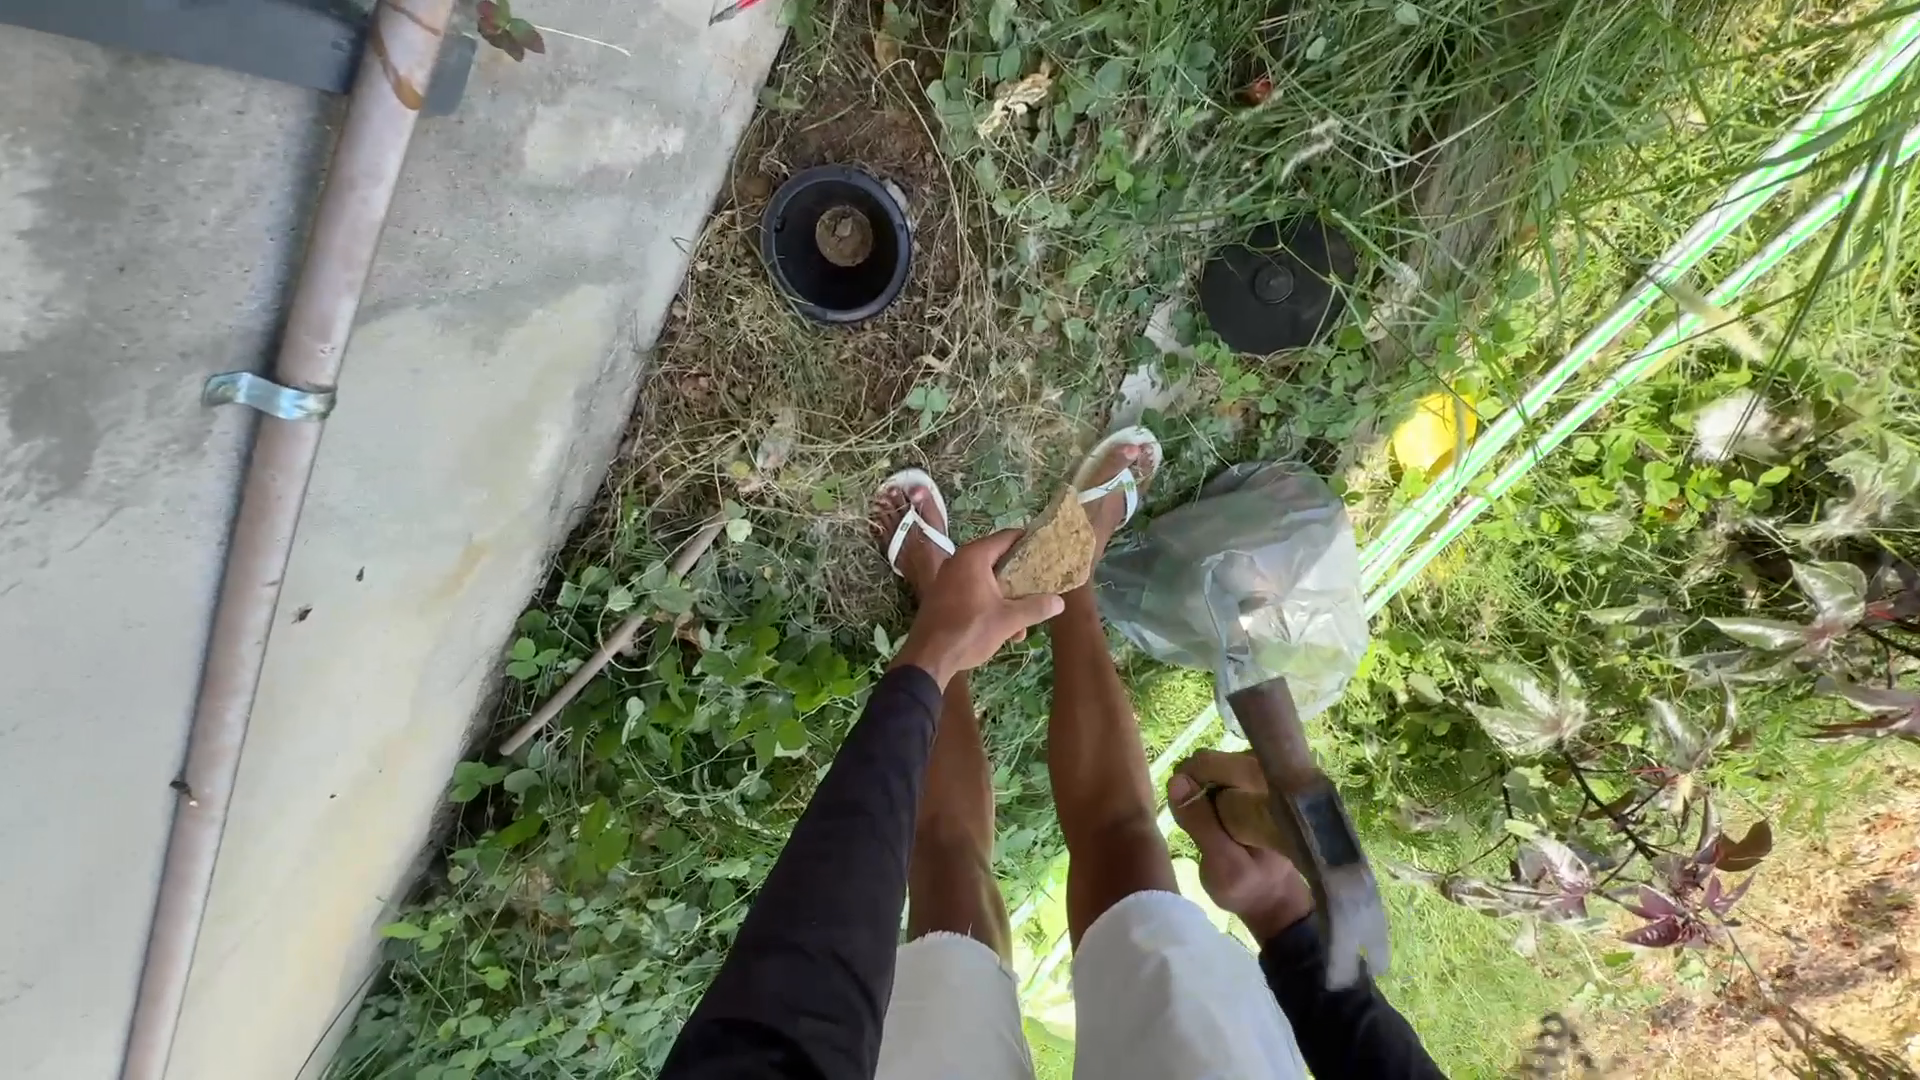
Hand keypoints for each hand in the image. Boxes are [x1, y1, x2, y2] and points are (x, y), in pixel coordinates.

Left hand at [891, 529, 1064, 690]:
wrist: (928, 658)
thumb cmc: (969, 631)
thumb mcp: (1008, 620)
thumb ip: (1036, 607)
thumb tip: (1060, 602)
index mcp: (974, 557)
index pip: (1007, 537)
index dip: (1028, 541)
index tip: (1047, 549)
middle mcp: (958, 561)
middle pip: (998, 560)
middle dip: (1020, 578)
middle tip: (1040, 587)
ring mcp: (947, 579)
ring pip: (986, 581)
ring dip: (1006, 599)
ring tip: (1022, 626)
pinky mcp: (942, 597)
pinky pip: (972, 592)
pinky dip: (989, 605)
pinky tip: (1003, 630)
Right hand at [1168, 750, 1314, 941]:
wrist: (1277, 897)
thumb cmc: (1250, 887)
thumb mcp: (1220, 865)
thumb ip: (1199, 822)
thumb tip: (1176, 779)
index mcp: (1270, 791)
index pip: (1211, 764)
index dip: (1191, 786)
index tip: (1189, 817)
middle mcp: (1274, 772)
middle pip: (1212, 760)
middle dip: (1198, 787)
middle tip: (1202, 825)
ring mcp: (1269, 772)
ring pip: (1215, 763)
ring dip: (1205, 789)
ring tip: (1214, 824)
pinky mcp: (1263, 777)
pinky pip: (1223, 769)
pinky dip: (1215, 789)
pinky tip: (1222, 816)